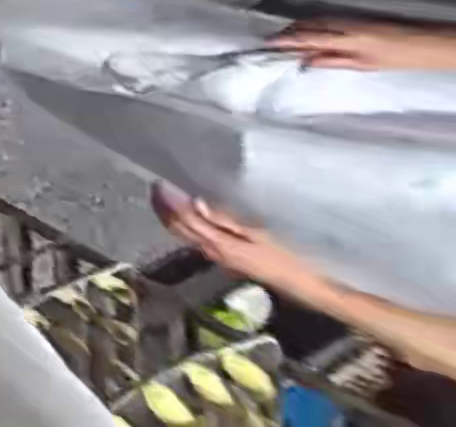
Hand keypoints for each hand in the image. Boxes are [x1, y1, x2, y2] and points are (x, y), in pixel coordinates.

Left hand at [152, 185, 336, 303]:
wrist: (319, 292)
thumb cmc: (296, 260)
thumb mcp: (263, 236)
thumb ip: (227, 220)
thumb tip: (196, 203)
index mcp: (221, 244)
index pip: (184, 219)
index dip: (170, 200)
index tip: (161, 183)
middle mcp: (214, 252)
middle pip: (177, 227)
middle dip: (162, 207)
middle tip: (156, 187)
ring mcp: (220, 258)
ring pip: (183, 234)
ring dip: (170, 216)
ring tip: (164, 198)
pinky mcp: (229, 261)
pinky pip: (196, 240)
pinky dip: (184, 226)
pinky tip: (186, 218)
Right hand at [269, 18, 455, 71]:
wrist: (439, 44)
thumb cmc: (405, 59)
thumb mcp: (370, 65)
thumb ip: (335, 61)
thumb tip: (305, 61)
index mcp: (346, 40)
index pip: (306, 38)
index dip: (284, 40)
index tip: (265, 43)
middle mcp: (344, 26)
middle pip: (306, 26)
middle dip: (288, 32)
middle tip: (273, 40)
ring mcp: (350, 20)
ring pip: (313, 21)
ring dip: (297, 27)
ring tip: (288, 36)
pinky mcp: (356, 18)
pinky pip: (323, 19)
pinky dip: (310, 24)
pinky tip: (309, 30)